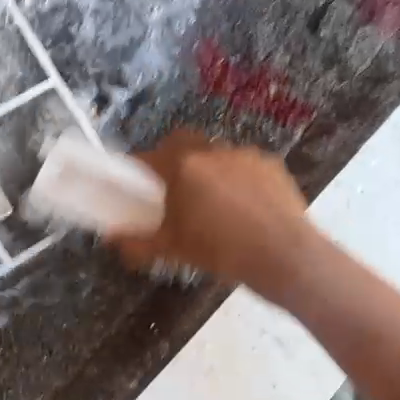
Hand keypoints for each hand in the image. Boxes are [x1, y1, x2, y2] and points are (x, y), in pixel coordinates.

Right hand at [110, 129, 320, 297]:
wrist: (285, 258)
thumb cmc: (222, 251)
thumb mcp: (173, 250)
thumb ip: (138, 243)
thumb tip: (114, 240)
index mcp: (182, 167)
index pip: (147, 156)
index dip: (137, 168)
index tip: (135, 184)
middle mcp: (211, 152)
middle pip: (182, 141)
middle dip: (173, 157)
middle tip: (173, 187)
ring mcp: (245, 155)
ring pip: (215, 154)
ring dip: (208, 170)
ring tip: (213, 202)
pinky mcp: (272, 165)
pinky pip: (245, 165)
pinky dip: (238, 179)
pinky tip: (244, 206)